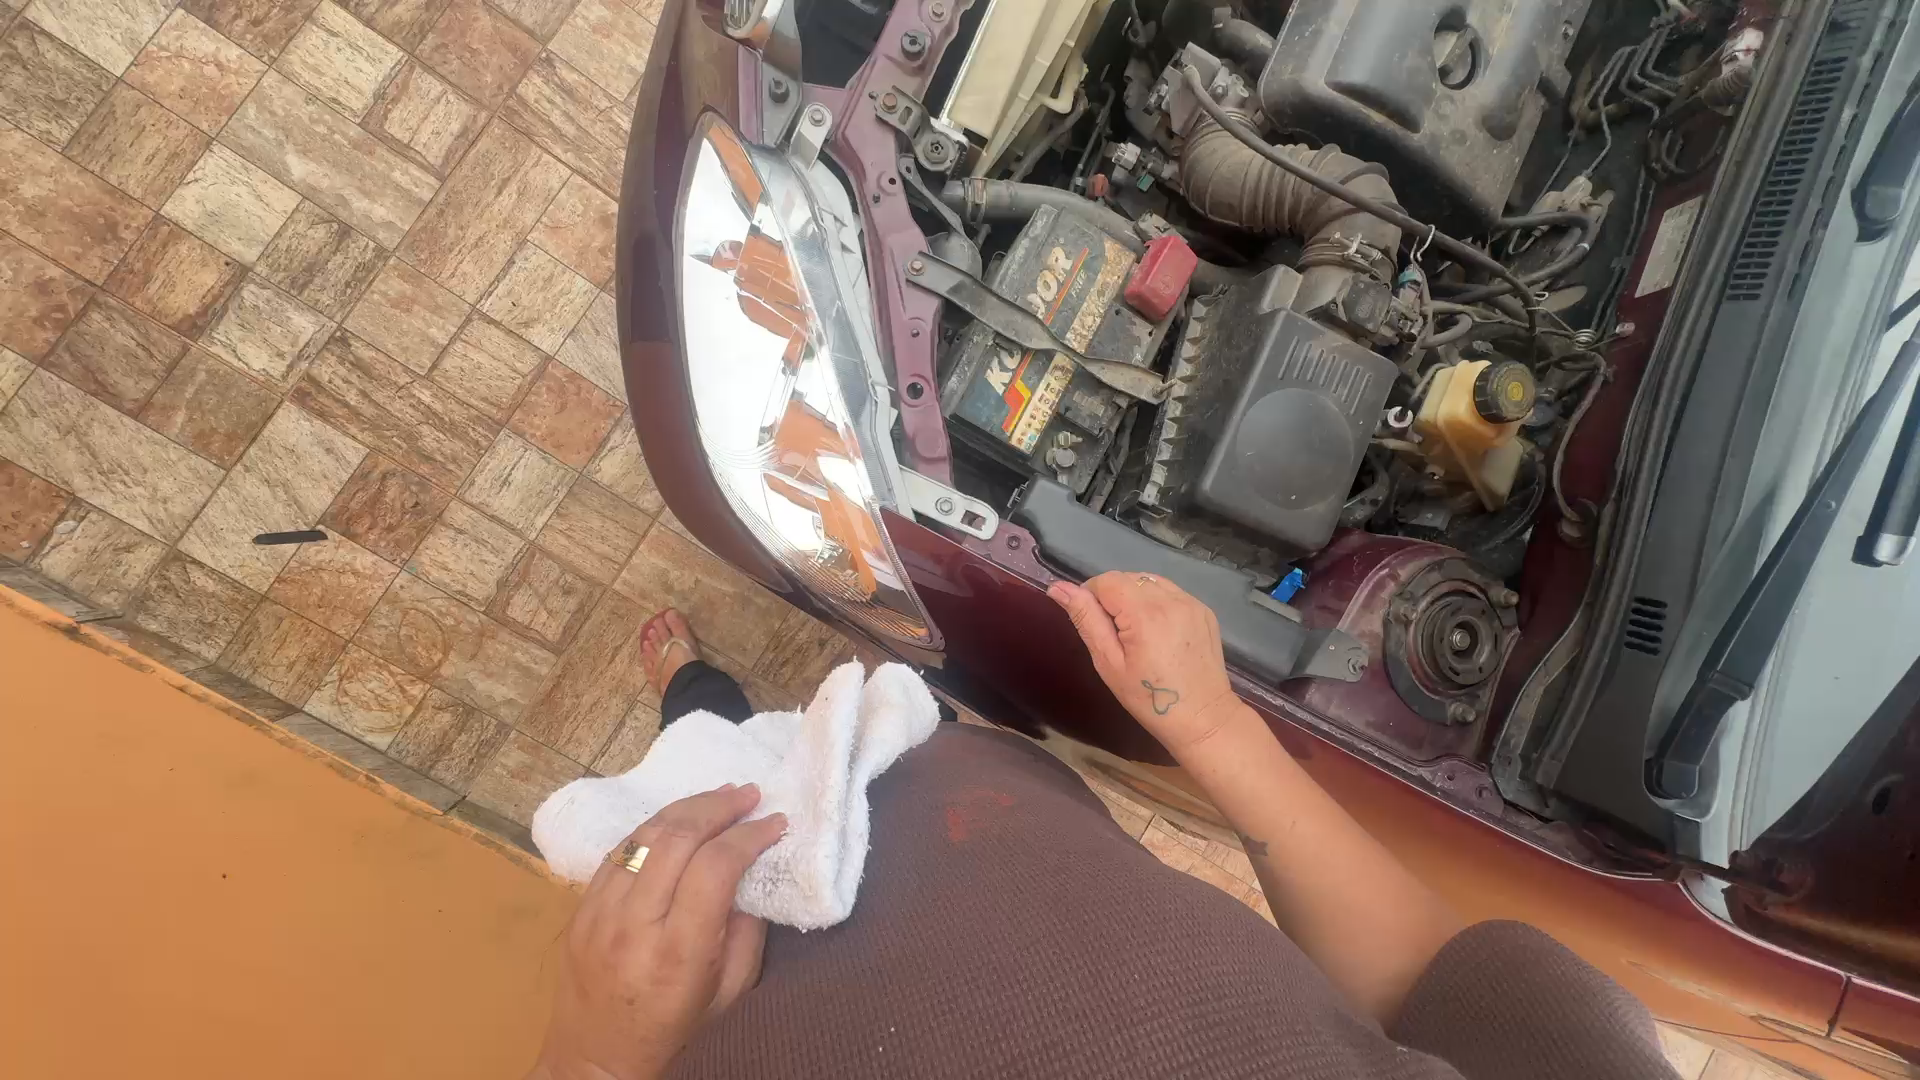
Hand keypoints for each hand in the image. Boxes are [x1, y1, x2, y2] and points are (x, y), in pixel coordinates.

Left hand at [531, 785, 786, 1079]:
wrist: (593, 1060)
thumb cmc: (675, 1025)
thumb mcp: (731, 986)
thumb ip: (748, 924)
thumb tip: (755, 865)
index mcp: (677, 952)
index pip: (715, 868)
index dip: (750, 836)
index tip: (776, 822)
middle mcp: (634, 926)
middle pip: (679, 839)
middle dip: (721, 807)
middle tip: (750, 795)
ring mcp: (599, 913)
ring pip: (647, 835)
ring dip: (690, 806)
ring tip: (721, 796)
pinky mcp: (580, 907)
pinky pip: (622, 848)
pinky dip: (658, 825)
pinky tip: (682, 818)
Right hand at [1048, 572, 1252, 759]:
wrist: (1202, 718)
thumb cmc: (1147, 696)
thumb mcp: (1108, 662)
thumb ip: (1085, 619)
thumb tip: (1058, 587)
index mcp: (1144, 613)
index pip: (1106, 580)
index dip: (1092, 596)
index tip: (1095, 624)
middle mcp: (1171, 599)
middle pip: (1128, 578)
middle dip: (1114, 597)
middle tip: (1115, 633)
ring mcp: (1191, 602)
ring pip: (1149, 581)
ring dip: (1135, 596)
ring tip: (1136, 630)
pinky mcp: (1203, 609)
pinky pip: (1170, 592)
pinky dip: (1157, 602)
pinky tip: (1158, 631)